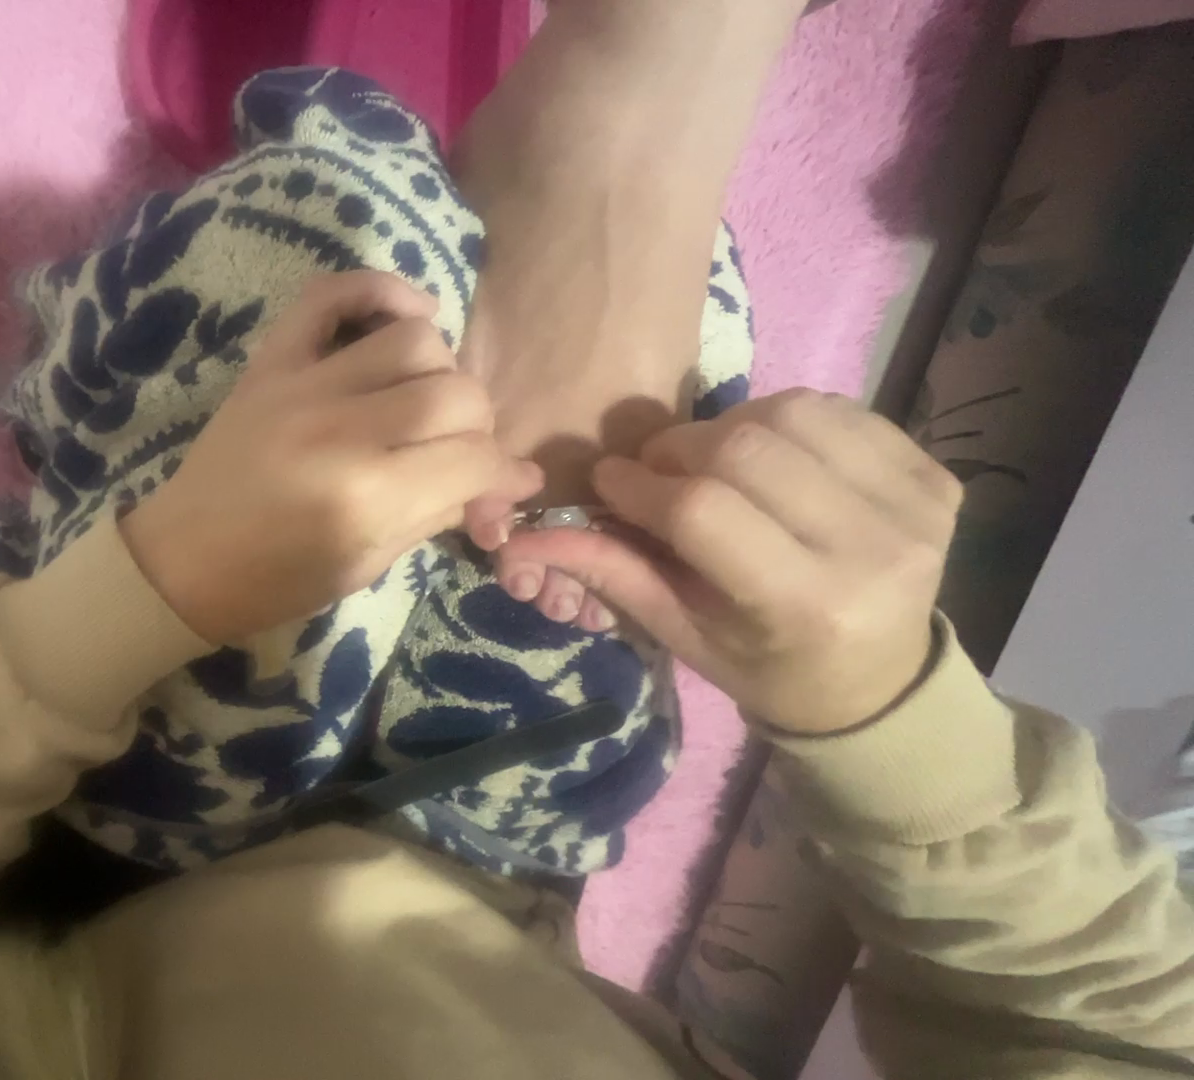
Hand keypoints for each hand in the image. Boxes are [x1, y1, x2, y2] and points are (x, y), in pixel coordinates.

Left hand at [122, 271, 542, 644]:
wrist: (185, 561)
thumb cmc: (276, 581)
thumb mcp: (367, 564)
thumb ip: (438, 512)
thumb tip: (508, 482)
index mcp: (368, 496)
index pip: (474, 457)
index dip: (501, 473)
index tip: (502, 484)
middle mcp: (341, 430)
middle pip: (455, 392)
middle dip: (476, 426)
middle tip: (457, 451)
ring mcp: (301, 387)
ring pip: (412, 339)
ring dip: (437, 370)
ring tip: (421, 401)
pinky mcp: (269, 364)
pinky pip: (330, 296)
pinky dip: (376, 291)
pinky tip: (405, 315)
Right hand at [494, 390, 960, 734]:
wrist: (873, 678)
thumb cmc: (759, 664)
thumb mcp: (675, 630)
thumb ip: (606, 571)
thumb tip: (523, 538)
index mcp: (802, 604)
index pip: (701, 511)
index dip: (639, 485)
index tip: (608, 482)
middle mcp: (872, 550)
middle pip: (745, 450)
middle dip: (675, 449)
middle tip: (653, 470)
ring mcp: (916, 508)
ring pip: (790, 414)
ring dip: (726, 427)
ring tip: (707, 460)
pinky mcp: (937, 478)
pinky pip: (838, 410)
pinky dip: (781, 418)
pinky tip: (763, 453)